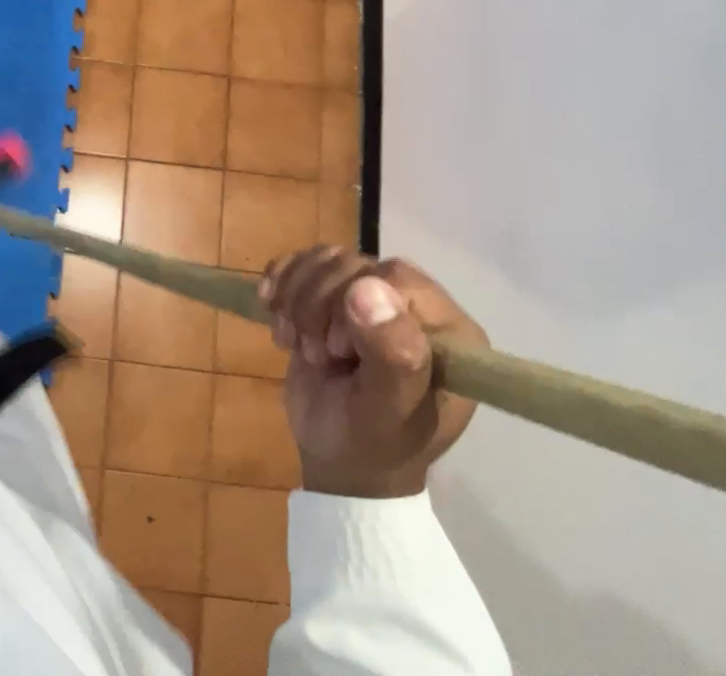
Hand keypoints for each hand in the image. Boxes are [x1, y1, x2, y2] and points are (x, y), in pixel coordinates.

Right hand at [259, 247, 485, 498]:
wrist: (339, 463)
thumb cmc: (371, 446)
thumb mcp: (387, 412)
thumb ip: (392, 356)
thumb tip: (367, 289)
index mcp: (449, 330)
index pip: (396, 278)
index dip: (352, 302)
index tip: (336, 349)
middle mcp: (416, 306)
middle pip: (355, 265)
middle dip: (318, 304)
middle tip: (317, 354)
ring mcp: (373, 300)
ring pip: (326, 261)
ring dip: (296, 299)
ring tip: (297, 342)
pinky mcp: (333, 299)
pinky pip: (303, 264)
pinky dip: (280, 284)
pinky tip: (276, 316)